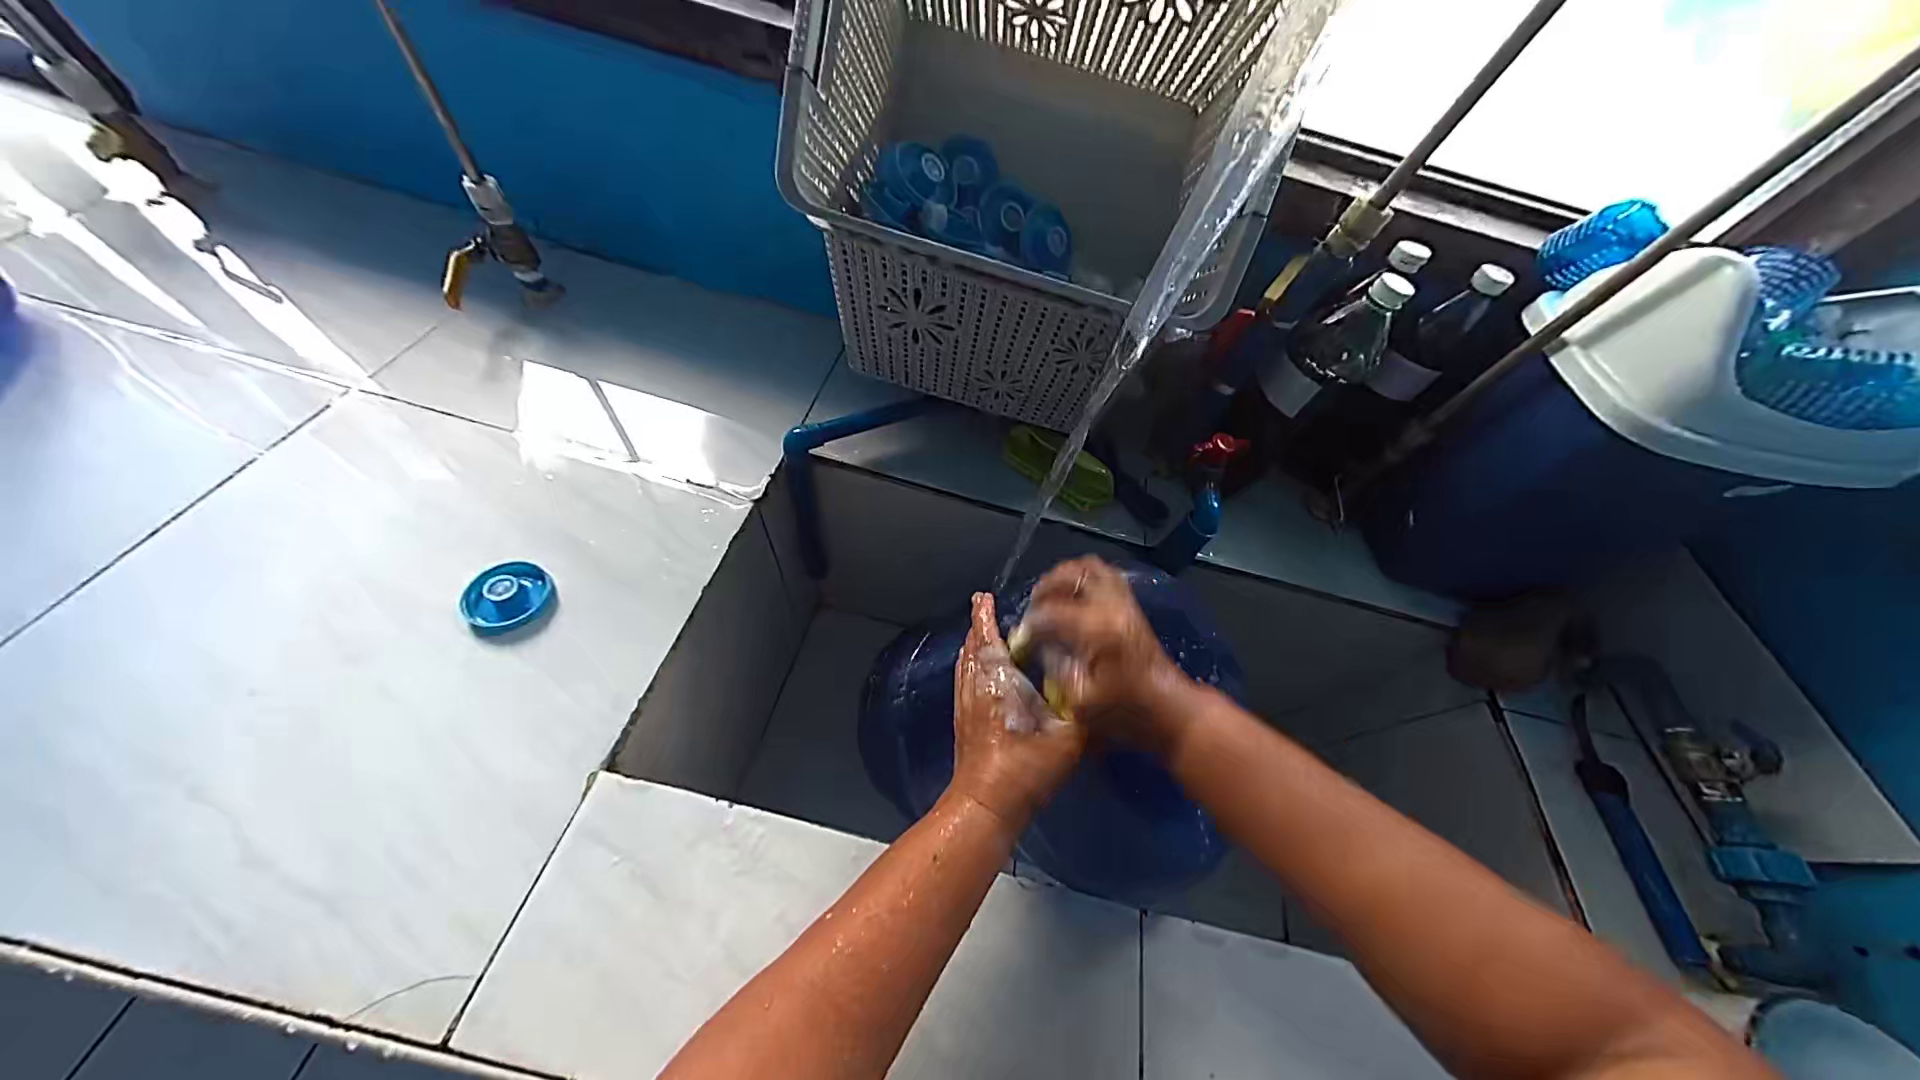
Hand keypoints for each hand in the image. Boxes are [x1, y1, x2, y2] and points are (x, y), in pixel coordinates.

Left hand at [948, 592, 1086, 829]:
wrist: (987, 803)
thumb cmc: (1025, 767)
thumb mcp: (1068, 736)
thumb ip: (1080, 707)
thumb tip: (1091, 688)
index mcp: (999, 680)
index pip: (989, 637)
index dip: (985, 616)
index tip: (983, 597)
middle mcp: (976, 685)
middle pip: (972, 646)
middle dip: (978, 625)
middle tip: (984, 607)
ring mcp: (965, 703)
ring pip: (965, 663)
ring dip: (972, 645)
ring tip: (981, 632)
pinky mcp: (962, 720)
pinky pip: (963, 680)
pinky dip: (969, 665)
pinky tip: (977, 671)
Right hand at [1011, 557, 1191, 754]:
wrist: (1170, 710)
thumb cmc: (1125, 712)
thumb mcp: (1080, 700)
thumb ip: (1055, 665)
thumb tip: (1040, 645)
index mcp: (1097, 630)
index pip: (1049, 612)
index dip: (1030, 624)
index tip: (1022, 638)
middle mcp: (1111, 607)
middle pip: (1068, 576)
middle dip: (1043, 591)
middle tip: (1033, 611)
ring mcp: (1124, 602)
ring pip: (1087, 568)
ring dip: (1063, 578)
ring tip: (1050, 598)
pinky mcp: (1131, 604)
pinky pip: (1104, 575)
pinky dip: (1083, 579)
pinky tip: (1073, 598)